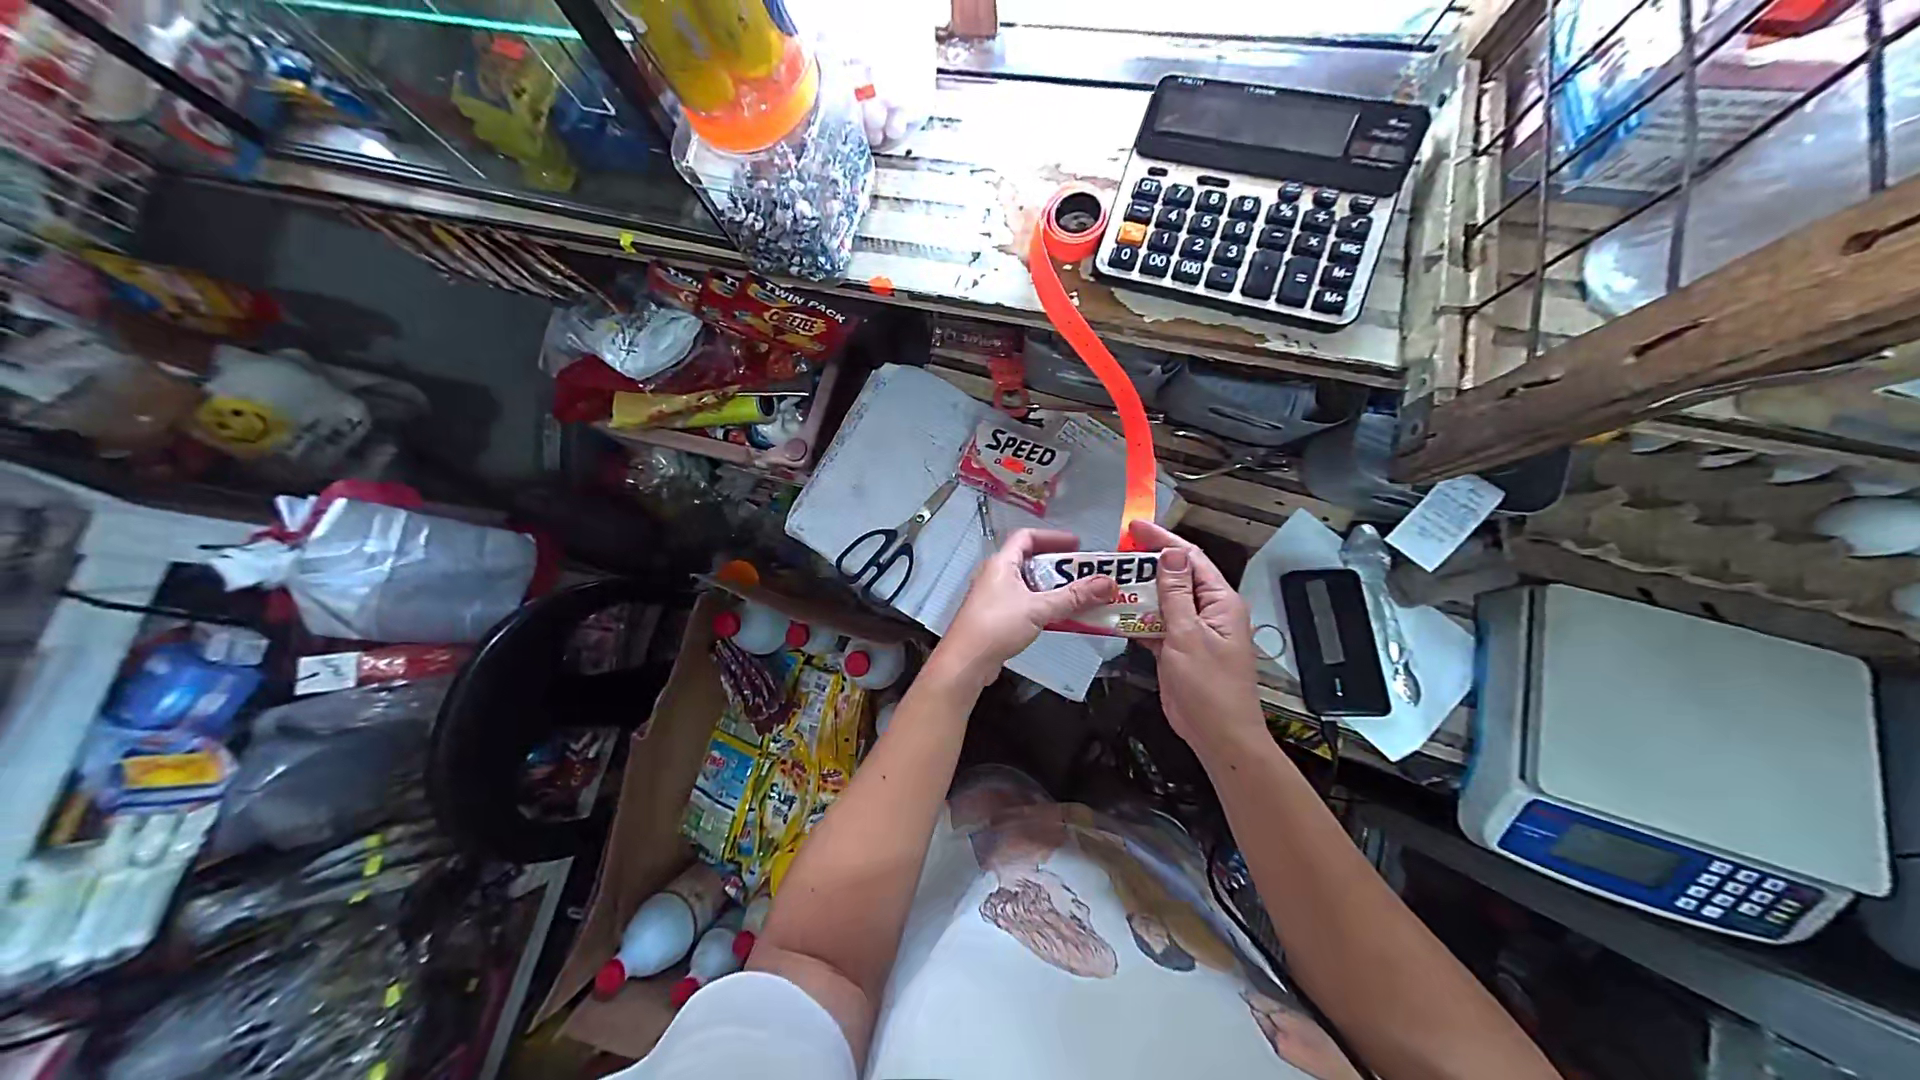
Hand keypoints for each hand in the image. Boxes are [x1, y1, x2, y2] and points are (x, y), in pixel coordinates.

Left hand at [934, 528, 1115, 686]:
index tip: (1076, 545)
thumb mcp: (1039, 608)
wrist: (966, 662)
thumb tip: (1106, 583)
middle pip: (1030, 561)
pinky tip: (1059, 617)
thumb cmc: (995, 627)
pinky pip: (1025, 603)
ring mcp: (994, 597)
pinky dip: (1043, 606)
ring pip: (1028, 585)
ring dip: (1053, 588)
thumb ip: (1074, 597)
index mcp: (1001, 564)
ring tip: (1077, 595)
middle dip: (1059, 566)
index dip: (1052, 537)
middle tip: (1082, 573)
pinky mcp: (996, 617)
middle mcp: (995, 576)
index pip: (1026, 537)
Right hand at [1131, 520, 1264, 754]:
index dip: (1163, 541)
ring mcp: (1192, 631)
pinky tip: (1114, 614)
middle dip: (1146, 565)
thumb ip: (1177, 594)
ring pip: (1162, 601)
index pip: (1191, 560)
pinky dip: (1136, 620)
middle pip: (1175, 577)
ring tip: (1109, 581)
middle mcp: (1208, 612)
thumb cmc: (1211, 689)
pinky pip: (1154, 626)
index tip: (1136, 529)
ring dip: (1137, 593)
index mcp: (1220, 602)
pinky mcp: (1177, 649)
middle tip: (1115, 554)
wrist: (1217, 736)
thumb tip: (1172, 555)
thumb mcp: (1189, 635)